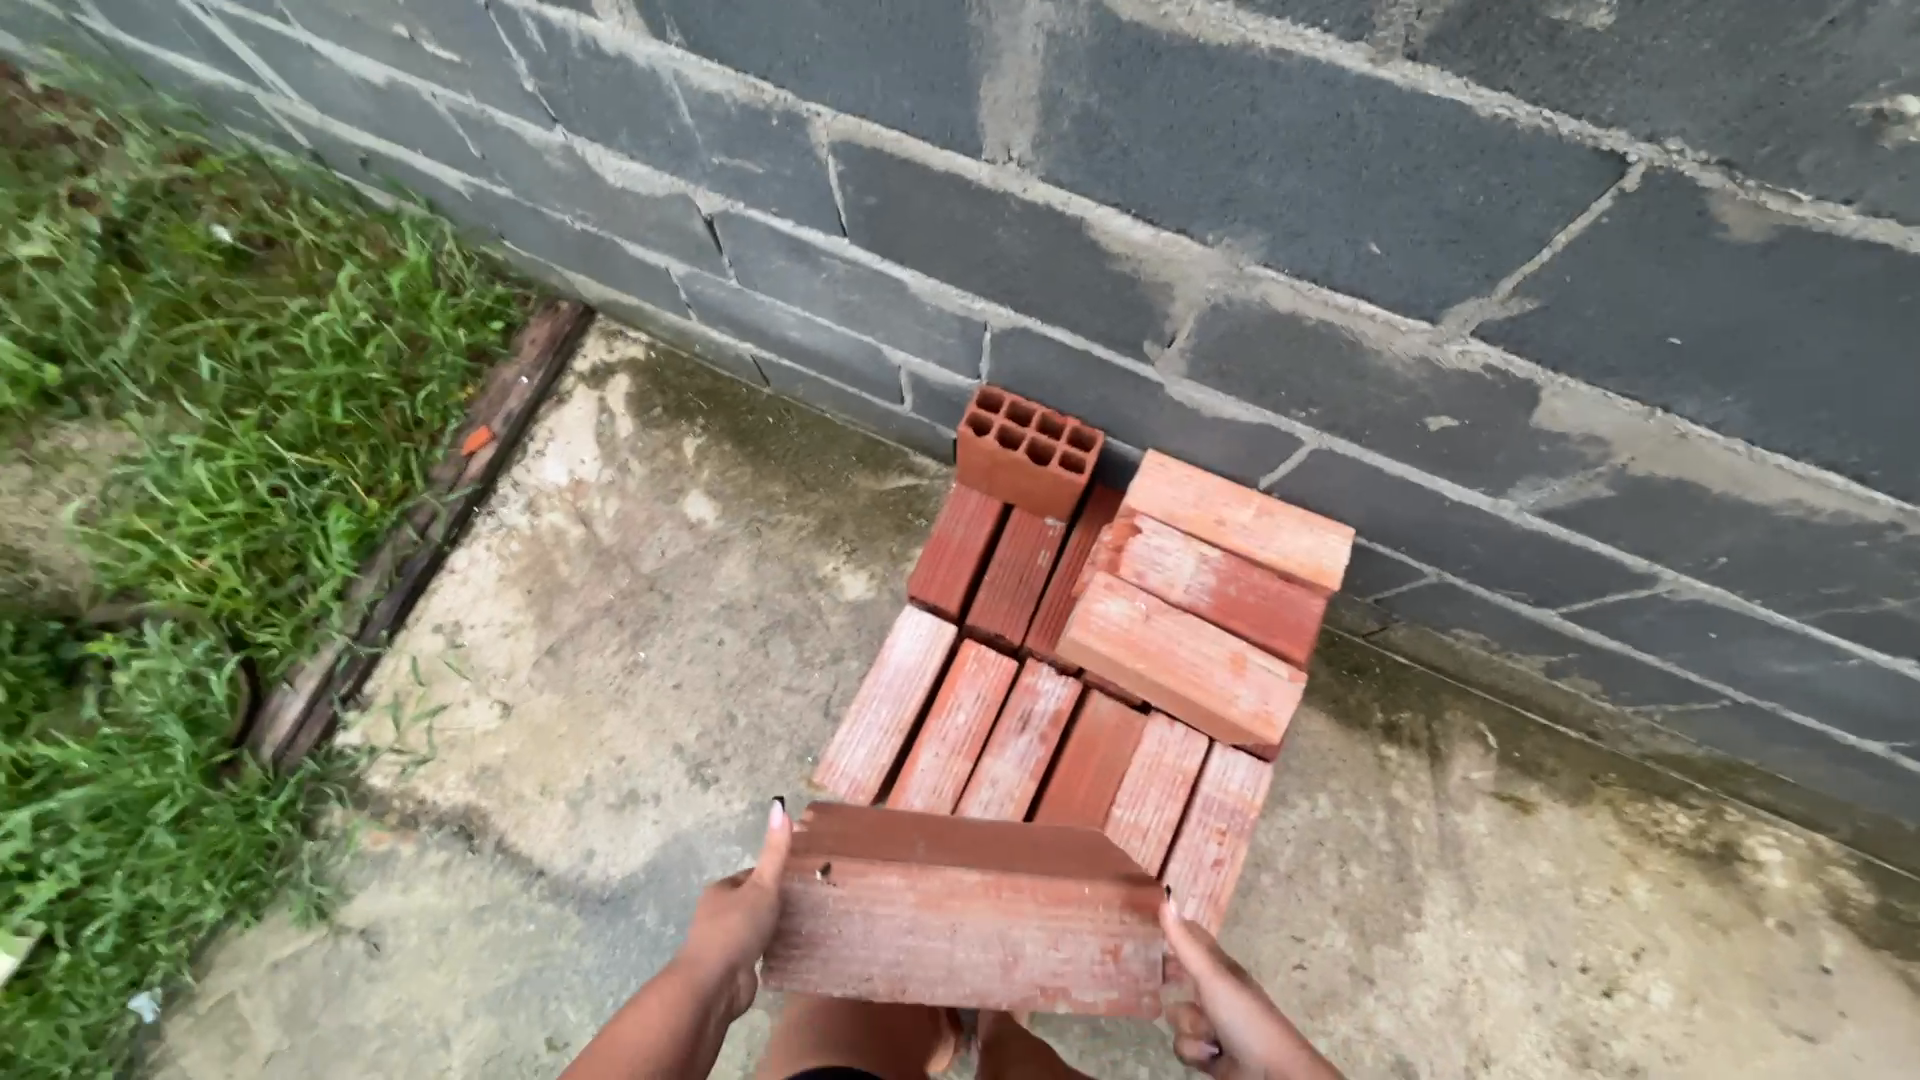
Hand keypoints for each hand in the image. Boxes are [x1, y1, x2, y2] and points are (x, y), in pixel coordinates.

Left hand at [669, 797, 792, 1020]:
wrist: (713, 986)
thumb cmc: (735, 929)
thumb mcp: (762, 885)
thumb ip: (775, 850)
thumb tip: (780, 804)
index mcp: (720, 891)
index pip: (751, 876)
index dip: (773, 877)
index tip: (798, 882)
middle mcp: (717, 915)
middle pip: (752, 902)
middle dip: (774, 904)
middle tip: (806, 905)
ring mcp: (723, 943)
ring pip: (754, 929)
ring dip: (772, 929)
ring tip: (802, 927)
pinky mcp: (731, 969)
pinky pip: (755, 953)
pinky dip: (769, 951)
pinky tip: (788, 951)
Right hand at [1160, 901, 1342, 1079]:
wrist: (1271, 1073)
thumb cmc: (1243, 1016)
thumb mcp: (1211, 976)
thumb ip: (1184, 943)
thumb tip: (1165, 896)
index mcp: (1218, 967)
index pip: (1191, 938)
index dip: (1171, 930)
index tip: (1144, 924)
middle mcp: (1213, 991)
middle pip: (1177, 977)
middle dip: (1169, 984)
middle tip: (1153, 980)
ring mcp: (1211, 1023)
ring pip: (1177, 1015)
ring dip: (1189, 1027)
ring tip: (1209, 1035)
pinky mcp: (1208, 1052)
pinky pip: (1183, 1045)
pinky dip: (1195, 1051)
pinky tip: (1211, 1055)